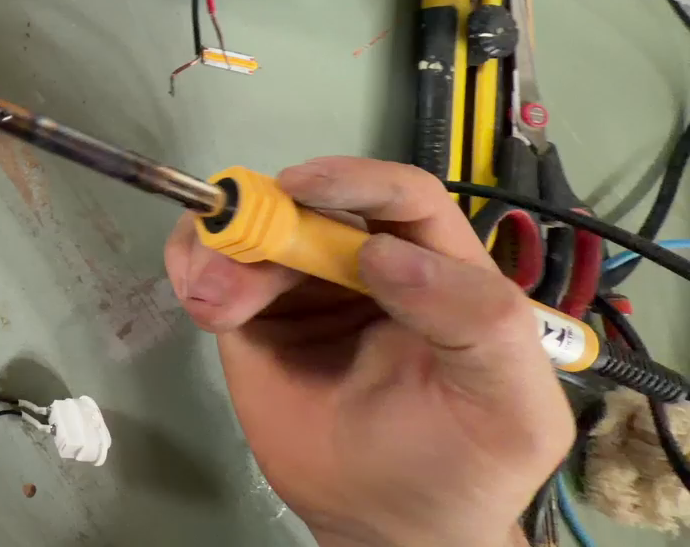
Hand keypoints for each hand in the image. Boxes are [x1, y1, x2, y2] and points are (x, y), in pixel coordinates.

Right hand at [165, 157, 572, 546]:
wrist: (373, 518)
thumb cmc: (456, 463)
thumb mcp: (505, 410)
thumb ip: (476, 326)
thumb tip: (382, 252)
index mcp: (435, 269)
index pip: (399, 195)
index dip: (350, 179)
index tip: (295, 189)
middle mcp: (358, 260)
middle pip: (297, 206)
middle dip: (253, 232)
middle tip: (225, 291)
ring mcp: (293, 279)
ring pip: (239, 225)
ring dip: (213, 257)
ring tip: (210, 312)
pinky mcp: (241, 300)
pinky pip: (201, 253)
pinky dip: (186, 260)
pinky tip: (197, 301)